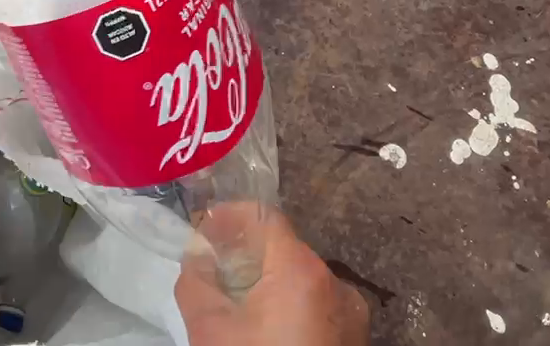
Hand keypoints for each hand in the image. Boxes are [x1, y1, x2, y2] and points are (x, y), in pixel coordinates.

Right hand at [176, 208, 371, 345]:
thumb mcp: (209, 328)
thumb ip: (195, 278)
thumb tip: (197, 256)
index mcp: (302, 269)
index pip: (263, 216)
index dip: (229, 216)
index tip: (203, 231)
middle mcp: (335, 284)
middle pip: (282, 247)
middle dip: (245, 251)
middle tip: (213, 267)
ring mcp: (351, 316)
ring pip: (299, 278)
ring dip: (266, 281)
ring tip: (236, 302)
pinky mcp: (354, 343)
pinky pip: (316, 307)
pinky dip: (288, 307)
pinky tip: (264, 330)